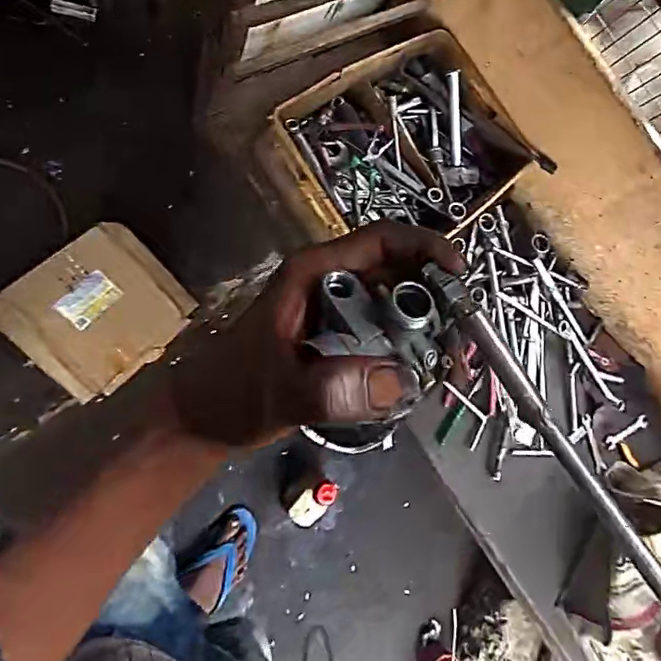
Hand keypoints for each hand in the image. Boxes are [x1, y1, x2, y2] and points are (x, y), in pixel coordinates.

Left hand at [167, 222, 464, 448]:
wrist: (199, 420)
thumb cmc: (230, 391)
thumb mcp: (280, 390)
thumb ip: (333, 389)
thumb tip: (399, 382)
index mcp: (314, 272)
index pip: (379, 239)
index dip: (423, 246)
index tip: (458, 271)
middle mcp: (331, 282)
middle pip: (397, 272)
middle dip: (435, 298)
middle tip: (462, 336)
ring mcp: (336, 310)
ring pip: (396, 303)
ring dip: (427, 327)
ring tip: (449, 363)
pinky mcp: (340, 337)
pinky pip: (385, 332)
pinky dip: (408, 348)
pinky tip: (420, 376)